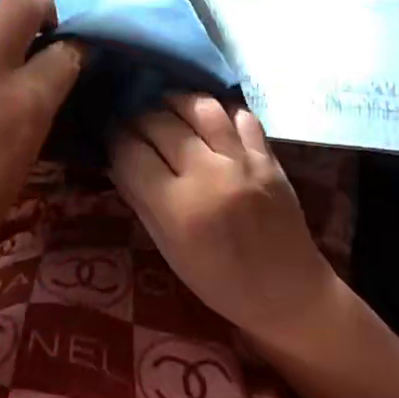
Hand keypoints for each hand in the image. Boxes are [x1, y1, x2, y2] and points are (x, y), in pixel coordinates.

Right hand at [110, 94, 338, 344]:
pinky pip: (239, 115)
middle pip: (159, 122)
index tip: (108, 137)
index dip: (113, 139)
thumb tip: (114, 159)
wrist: (290, 295)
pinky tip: (205, 119)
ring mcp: (243, 162)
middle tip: (131, 124)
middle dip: (137, 118)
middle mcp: (209, 176)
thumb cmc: (218, 281)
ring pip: (199, 107)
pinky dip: (218, 111)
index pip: (130, 151)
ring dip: (174, 102)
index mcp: (177, 207)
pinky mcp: (269, 157)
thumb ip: (139, 198)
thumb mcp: (166, 246)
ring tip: (164, 109)